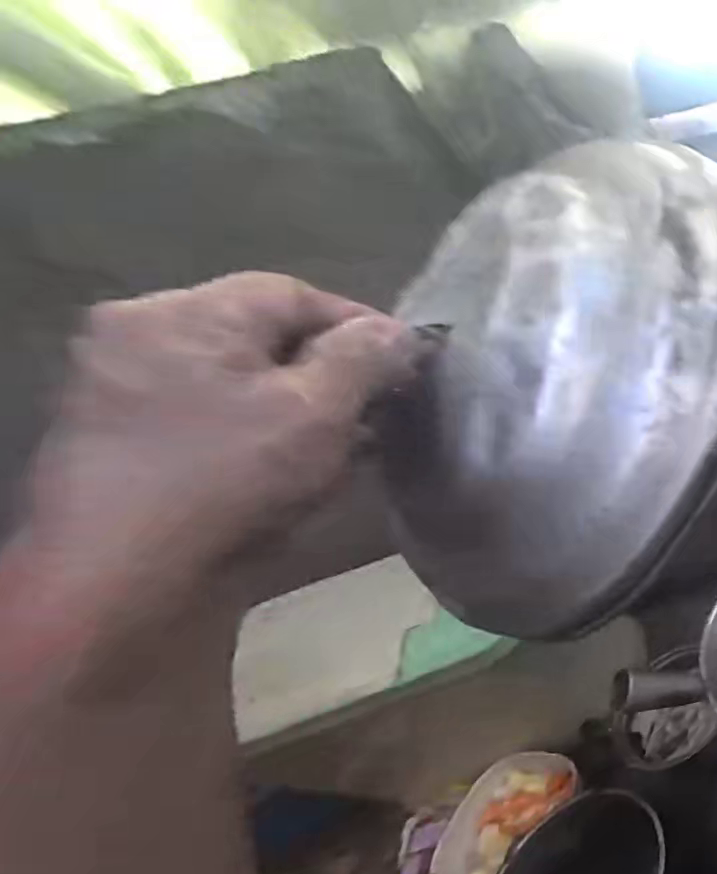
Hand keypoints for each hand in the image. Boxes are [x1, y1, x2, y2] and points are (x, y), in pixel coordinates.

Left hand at [21, 272, 430, 604]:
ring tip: (362, 432)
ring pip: (250, 370)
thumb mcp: (319, 410)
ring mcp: (133, 382)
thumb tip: (400, 331)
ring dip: (313, 395)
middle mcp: (145, 334)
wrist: (135, 566)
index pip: (291, 294)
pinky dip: (277, 418)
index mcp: (182, 317)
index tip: (413, 362)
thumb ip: (363, 359)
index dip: (362, 322)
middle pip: (267, 330)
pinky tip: (312, 453)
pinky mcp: (138, 427)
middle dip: (340, 363)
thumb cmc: (236, 474)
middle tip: (392, 400)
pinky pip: (226, 403)